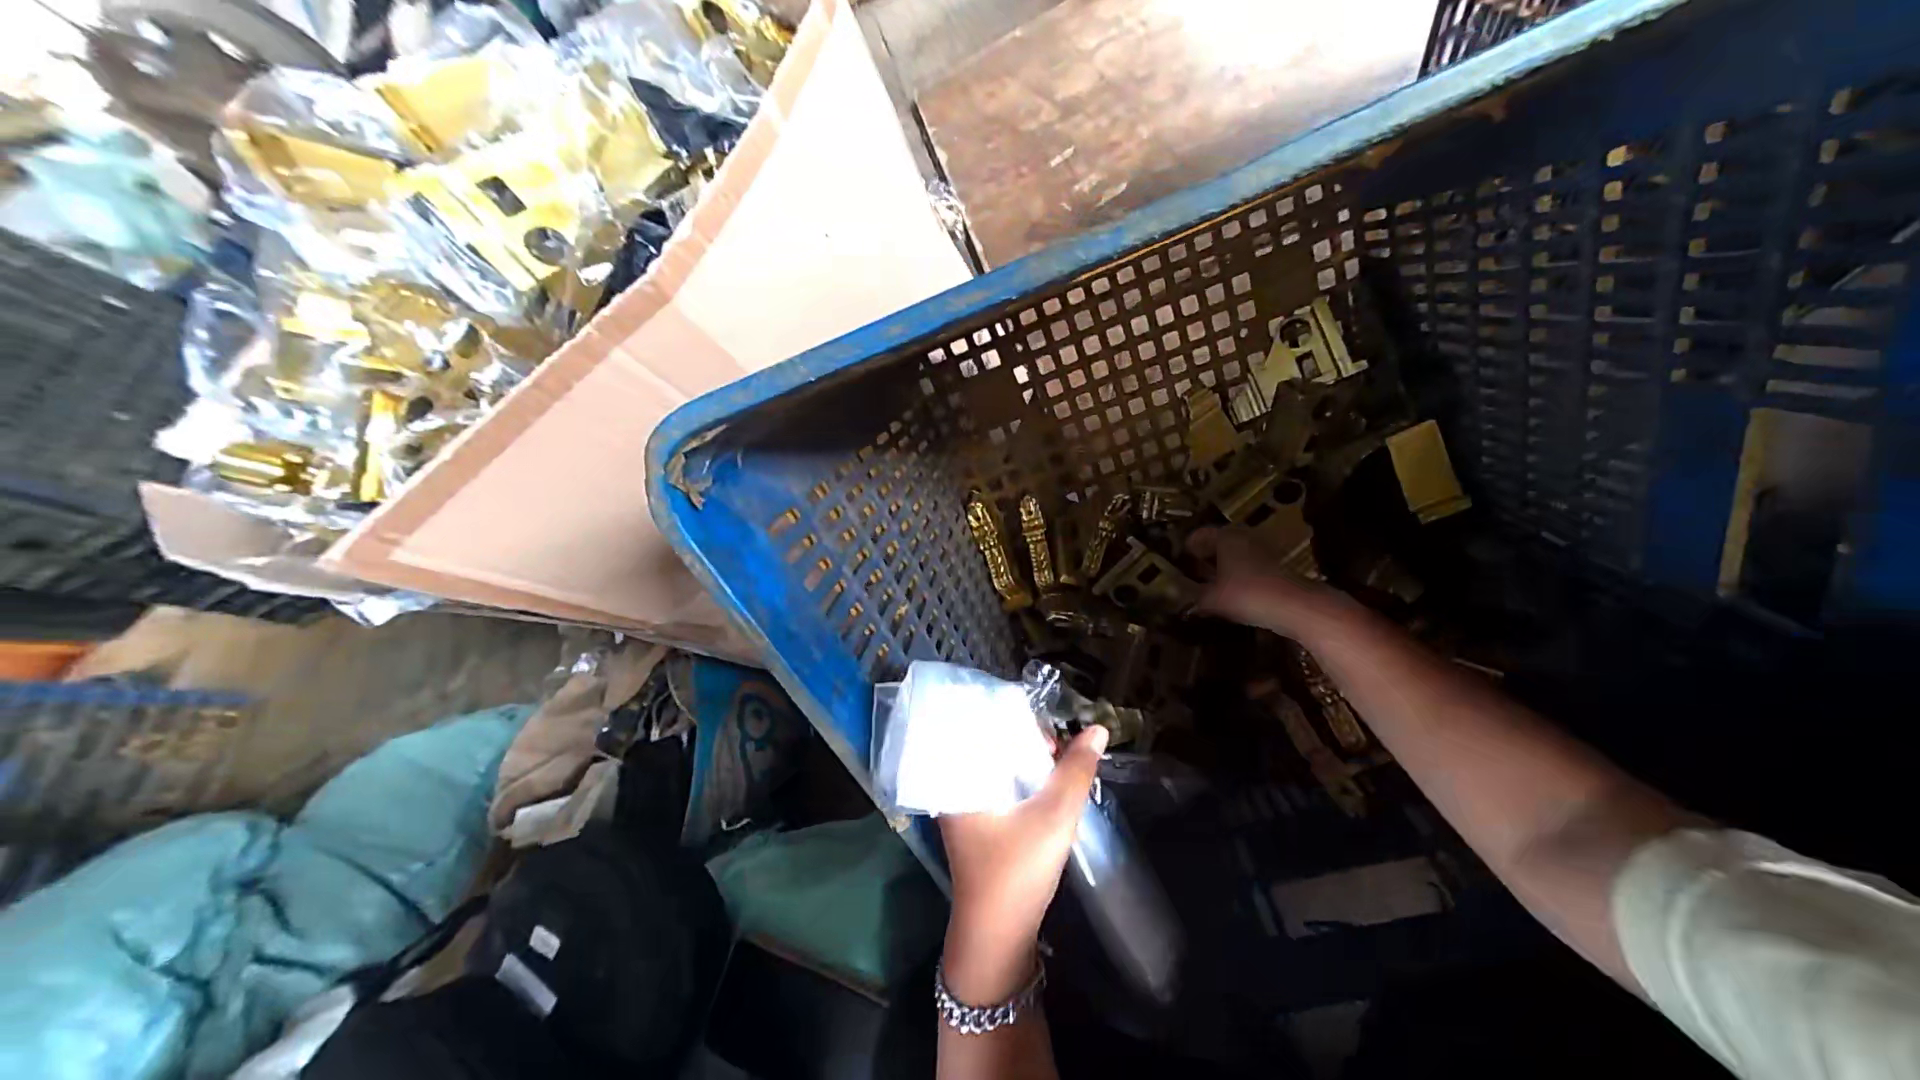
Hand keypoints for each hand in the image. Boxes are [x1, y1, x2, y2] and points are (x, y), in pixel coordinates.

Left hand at [939, 725, 1107, 1002]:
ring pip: (995, 767)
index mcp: (957, 777)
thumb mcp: (1053, 816)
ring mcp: (963, 808)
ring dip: (1025, 763)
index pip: (977, 725)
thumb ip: (1076, 771)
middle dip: (1024, 741)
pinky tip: (1044, 787)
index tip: (1047, 732)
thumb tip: (1097, 729)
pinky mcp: (976, 824)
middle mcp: (953, 787)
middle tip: (1057, 751)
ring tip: (1056, 766)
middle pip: (987, 745)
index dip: (1013, 720)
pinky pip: (997, 786)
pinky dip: (1020, 781)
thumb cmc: (1016, 871)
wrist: (996, 936)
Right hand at [1188, 527, 1349, 637]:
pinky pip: (1248, 566)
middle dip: (1203, 559)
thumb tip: (1181, 599)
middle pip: (1217, 543)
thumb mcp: (1212, 599)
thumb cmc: (1247, 594)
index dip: (1185, 550)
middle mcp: (1244, 537)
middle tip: (1191, 576)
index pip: (1197, 536)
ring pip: (1234, 555)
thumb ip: (1194, 597)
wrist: (1296, 607)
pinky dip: (1237, 575)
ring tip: (1209, 587)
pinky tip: (1232, 594)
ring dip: (1222, 568)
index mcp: (1224, 537)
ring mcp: (1263, 550)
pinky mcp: (1276, 566)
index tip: (1177, 565)